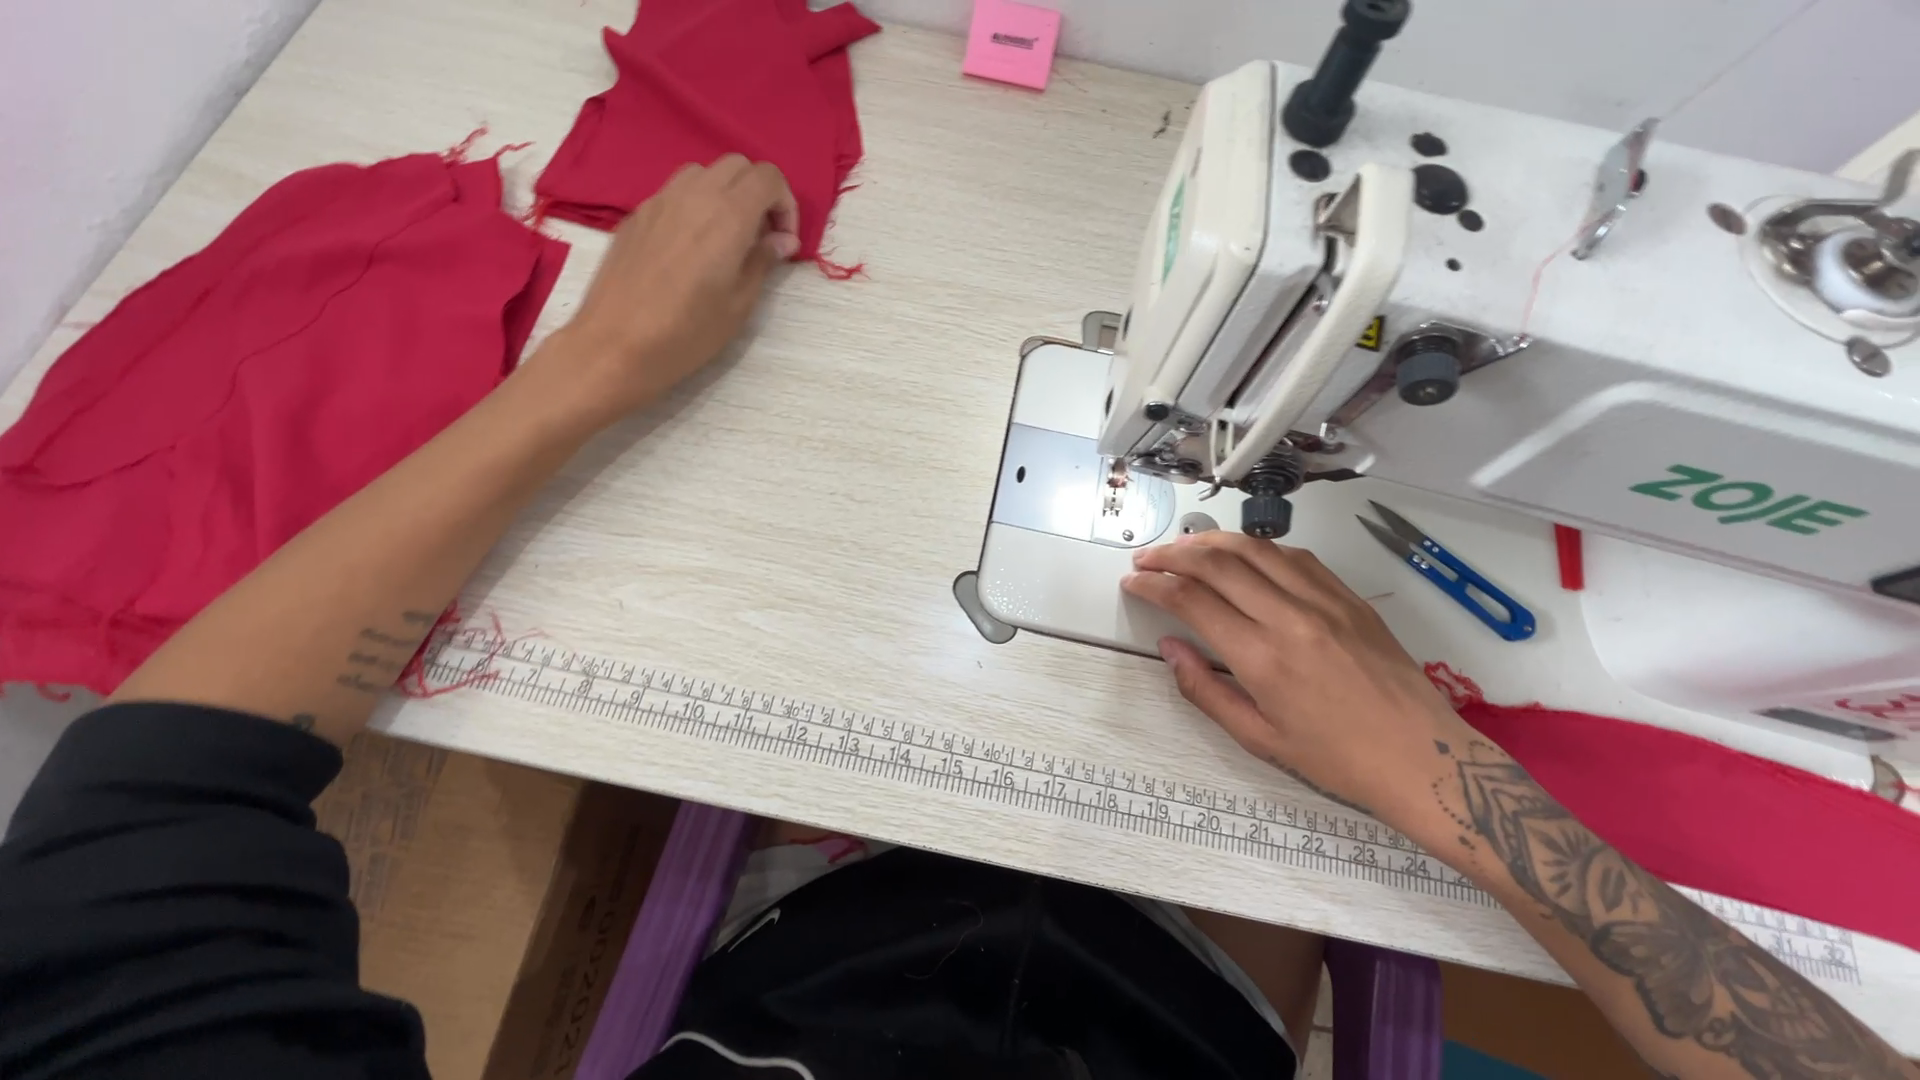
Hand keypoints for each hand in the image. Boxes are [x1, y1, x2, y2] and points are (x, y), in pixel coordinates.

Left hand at [539, 155, 798, 426]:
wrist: (616, 345)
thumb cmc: (687, 333)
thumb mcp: (739, 304)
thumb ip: (763, 261)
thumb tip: (781, 240)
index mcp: (727, 216)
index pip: (768, 177)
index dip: (785, 204)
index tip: (783, 242)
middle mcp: (694, 195)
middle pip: (737, 166)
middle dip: (758, 193)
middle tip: (761, 237)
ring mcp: (660, 201)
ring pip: (704, 172)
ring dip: (725, 194)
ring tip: (726, 237)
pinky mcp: (637, 215)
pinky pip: (675, 192)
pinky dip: (696, 205)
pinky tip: (691, 248)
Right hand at [1122, 531, 1470, 828]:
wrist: (1421, 757)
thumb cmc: (1336, 759)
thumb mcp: (1258, 738)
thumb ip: (1205, 690)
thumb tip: (1170, 649)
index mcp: (1263, 658)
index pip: (1192, 601)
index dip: (1154, 585)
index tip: (1133, 582)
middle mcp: (1291, 618)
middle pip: (1218, 563)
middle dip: (1172, 554)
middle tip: (1147, 558)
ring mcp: (1325, 601)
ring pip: (1256, 549)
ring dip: (1212, 541)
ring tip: (1184, 546)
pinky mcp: (1349, 598)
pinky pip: (1295, 557)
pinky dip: (1259, 548)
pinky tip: (1243, 553)